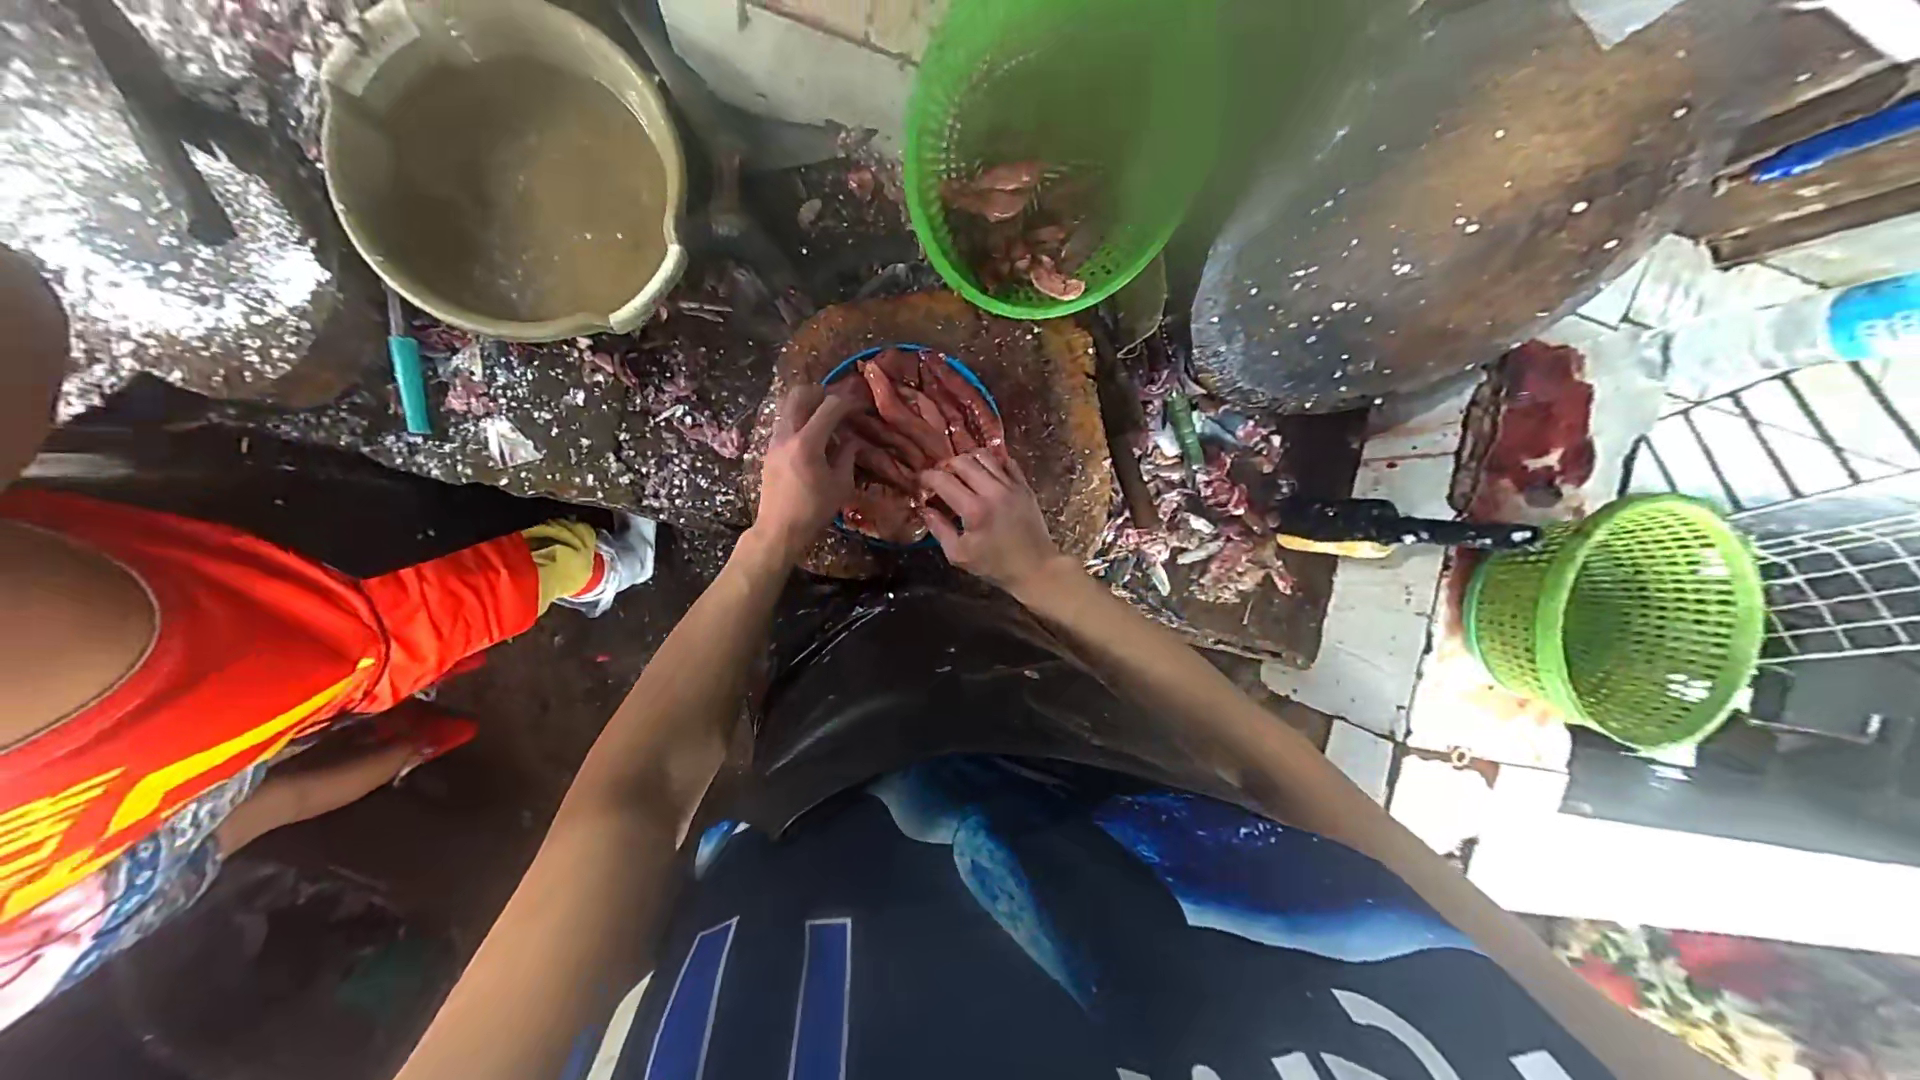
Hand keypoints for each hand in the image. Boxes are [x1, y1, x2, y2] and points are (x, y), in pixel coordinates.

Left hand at [749, 384, 855, 563]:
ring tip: (825, 421)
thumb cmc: (814, 510)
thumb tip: (851, 439)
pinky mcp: (769, 450)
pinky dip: (799, 421)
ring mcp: (774, 441)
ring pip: (788, 407)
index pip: (829, 407)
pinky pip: (785, 423)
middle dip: (821, 393)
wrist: (779, 529)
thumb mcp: (841, 485)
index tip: (860, 406)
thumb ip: (847, 455)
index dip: (848, 402)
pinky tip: (813, 439)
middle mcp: (786, 436)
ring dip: (808, 406)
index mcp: (807, 443)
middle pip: (799, 395)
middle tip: (837, 405)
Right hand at [919, 448, 1063, 594]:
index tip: (920, 483)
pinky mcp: (1023, 486)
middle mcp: (992, 491)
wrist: (1035, 568)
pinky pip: (1005, 461)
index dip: (926, 478)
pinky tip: (984, 475)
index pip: (942, 480)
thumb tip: (925, 509)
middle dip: (945, 466)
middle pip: (962, 461)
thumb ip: (939, 529)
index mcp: (974, 510)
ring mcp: (1011, 486)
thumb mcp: (959, 555)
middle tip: (940, 479)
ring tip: (961, 474)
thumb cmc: (995, 565)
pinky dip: (991, 462)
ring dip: (967, 461)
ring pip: (984, 456)